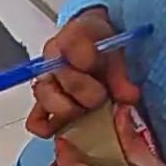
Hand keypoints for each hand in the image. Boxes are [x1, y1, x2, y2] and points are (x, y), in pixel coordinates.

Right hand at [25, 8, 141, 137]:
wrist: (93, 52)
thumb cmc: (103, 52)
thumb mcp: (117, 55)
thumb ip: (122, 75)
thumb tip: (129, 98)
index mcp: (69, 38)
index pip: (70, 45)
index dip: (89, 60)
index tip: (102, 65)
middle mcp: (50, 61)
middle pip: (65, 82)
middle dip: (89, 93)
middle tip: (101, 95)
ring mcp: (43, 86)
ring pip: (48, 102)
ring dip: (71, 110)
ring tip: (85, 109)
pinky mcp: (40, 108)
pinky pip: (35, 122)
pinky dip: (49, 127)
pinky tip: (67, 124)